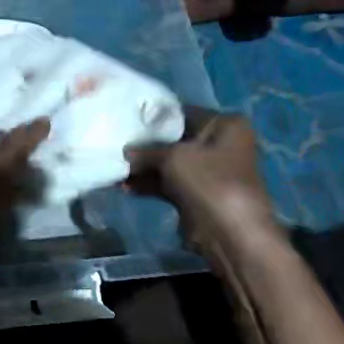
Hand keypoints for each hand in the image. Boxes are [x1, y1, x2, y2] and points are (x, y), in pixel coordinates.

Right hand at [126, 109, 279, 245]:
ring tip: (114, 168)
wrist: (229, 230)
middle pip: (172, 139)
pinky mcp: (194, 193)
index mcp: (225, 125)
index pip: (181, 113)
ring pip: (167, 163)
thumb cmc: (208, 180)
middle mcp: (218, 144)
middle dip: (144, 145)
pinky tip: (123, 186)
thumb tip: (125, 152)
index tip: (124, 120)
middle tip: (115, 145)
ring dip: (141, 167)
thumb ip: (146, 150)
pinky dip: (147, 184)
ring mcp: (207, 171)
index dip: (152, 117)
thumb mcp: (173, 156)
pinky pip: (165, 183)